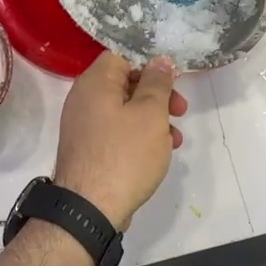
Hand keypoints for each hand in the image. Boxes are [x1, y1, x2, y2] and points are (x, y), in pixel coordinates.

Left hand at [53, 52, 187, 230]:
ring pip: (124, 110)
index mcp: (95, 82)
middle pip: (125, 83)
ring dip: (152, 119)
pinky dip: (137, 136)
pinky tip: (158, 154)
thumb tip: (160, 60)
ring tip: (175, 139)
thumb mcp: (150, 114)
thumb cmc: (124, 155)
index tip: (173, 80)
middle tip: (181, 109)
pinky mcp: (88, 148)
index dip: (149, 64)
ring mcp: (84, 125)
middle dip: (157, 95)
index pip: (122, 56)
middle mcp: (84, 98)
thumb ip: (157, 83)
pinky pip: (116, 132)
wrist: (89, 210)